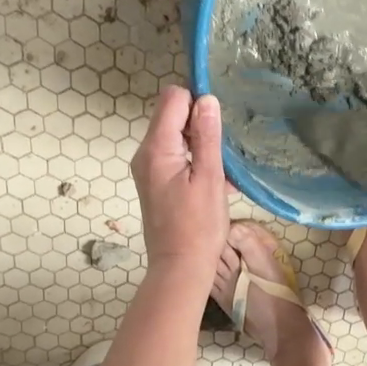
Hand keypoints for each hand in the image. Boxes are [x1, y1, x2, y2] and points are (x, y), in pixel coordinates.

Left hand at [132, 85, 228, 268]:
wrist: (180, 268)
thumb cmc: (199, 226)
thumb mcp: (210, 178)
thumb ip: (208, 136)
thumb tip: (207, 99)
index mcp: (157, 148)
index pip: (173, 98)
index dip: (197, 102)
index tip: (218, 125)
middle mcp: (145, 153)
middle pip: (172, 115)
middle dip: (199, 125)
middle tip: (221, 153)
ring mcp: (147, 168)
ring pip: (175, 136)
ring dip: (200, 145)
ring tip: (220, 171)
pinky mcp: (154, 182)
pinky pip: (174, 156)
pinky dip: (194, 161)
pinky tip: (212, 182)